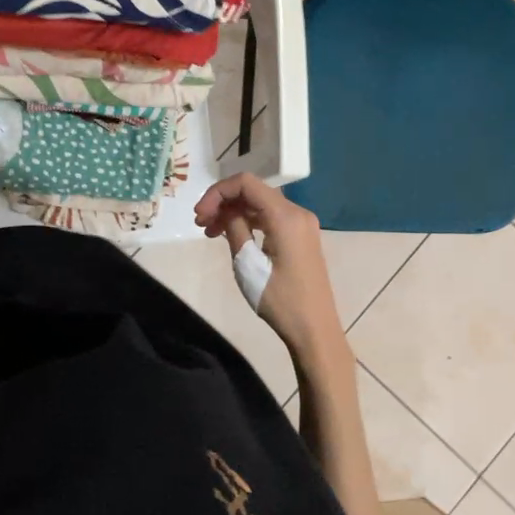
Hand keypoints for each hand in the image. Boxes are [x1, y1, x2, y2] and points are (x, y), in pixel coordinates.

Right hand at [194, 173, 344, 355]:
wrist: (314, 330)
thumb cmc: (280, 300)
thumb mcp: (248, 265)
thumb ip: (235, 229)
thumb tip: (226, 211)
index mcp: (286, 217)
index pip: (246, 183)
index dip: (217, 192)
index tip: (199, 215)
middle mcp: (297, 213)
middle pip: (253, 192)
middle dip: (223, 202)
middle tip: (200, 224)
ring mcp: (302, 225)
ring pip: (260, 205)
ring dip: (233, 212)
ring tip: (210, 232)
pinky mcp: (301, 237)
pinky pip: (270, 218)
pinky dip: (248, 221)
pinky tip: (231, 236)